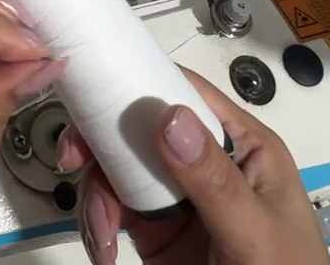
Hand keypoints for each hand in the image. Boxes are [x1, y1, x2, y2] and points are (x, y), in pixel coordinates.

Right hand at [58, 68, 329, 264]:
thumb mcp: (257, 233)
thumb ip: (214, 180)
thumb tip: (171, 117)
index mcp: (239, 144)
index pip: (185, 92)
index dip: (139, 82)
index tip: (94, 91)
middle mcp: (204, 160)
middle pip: (139, 126)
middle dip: (99, 140)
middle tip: (72, 158)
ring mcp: (176, 194)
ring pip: (116, 166)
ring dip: (96, 194)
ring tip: (100, 231)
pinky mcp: (154, 228)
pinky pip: (112, 206)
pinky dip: (97, 223)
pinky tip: (102, 249)